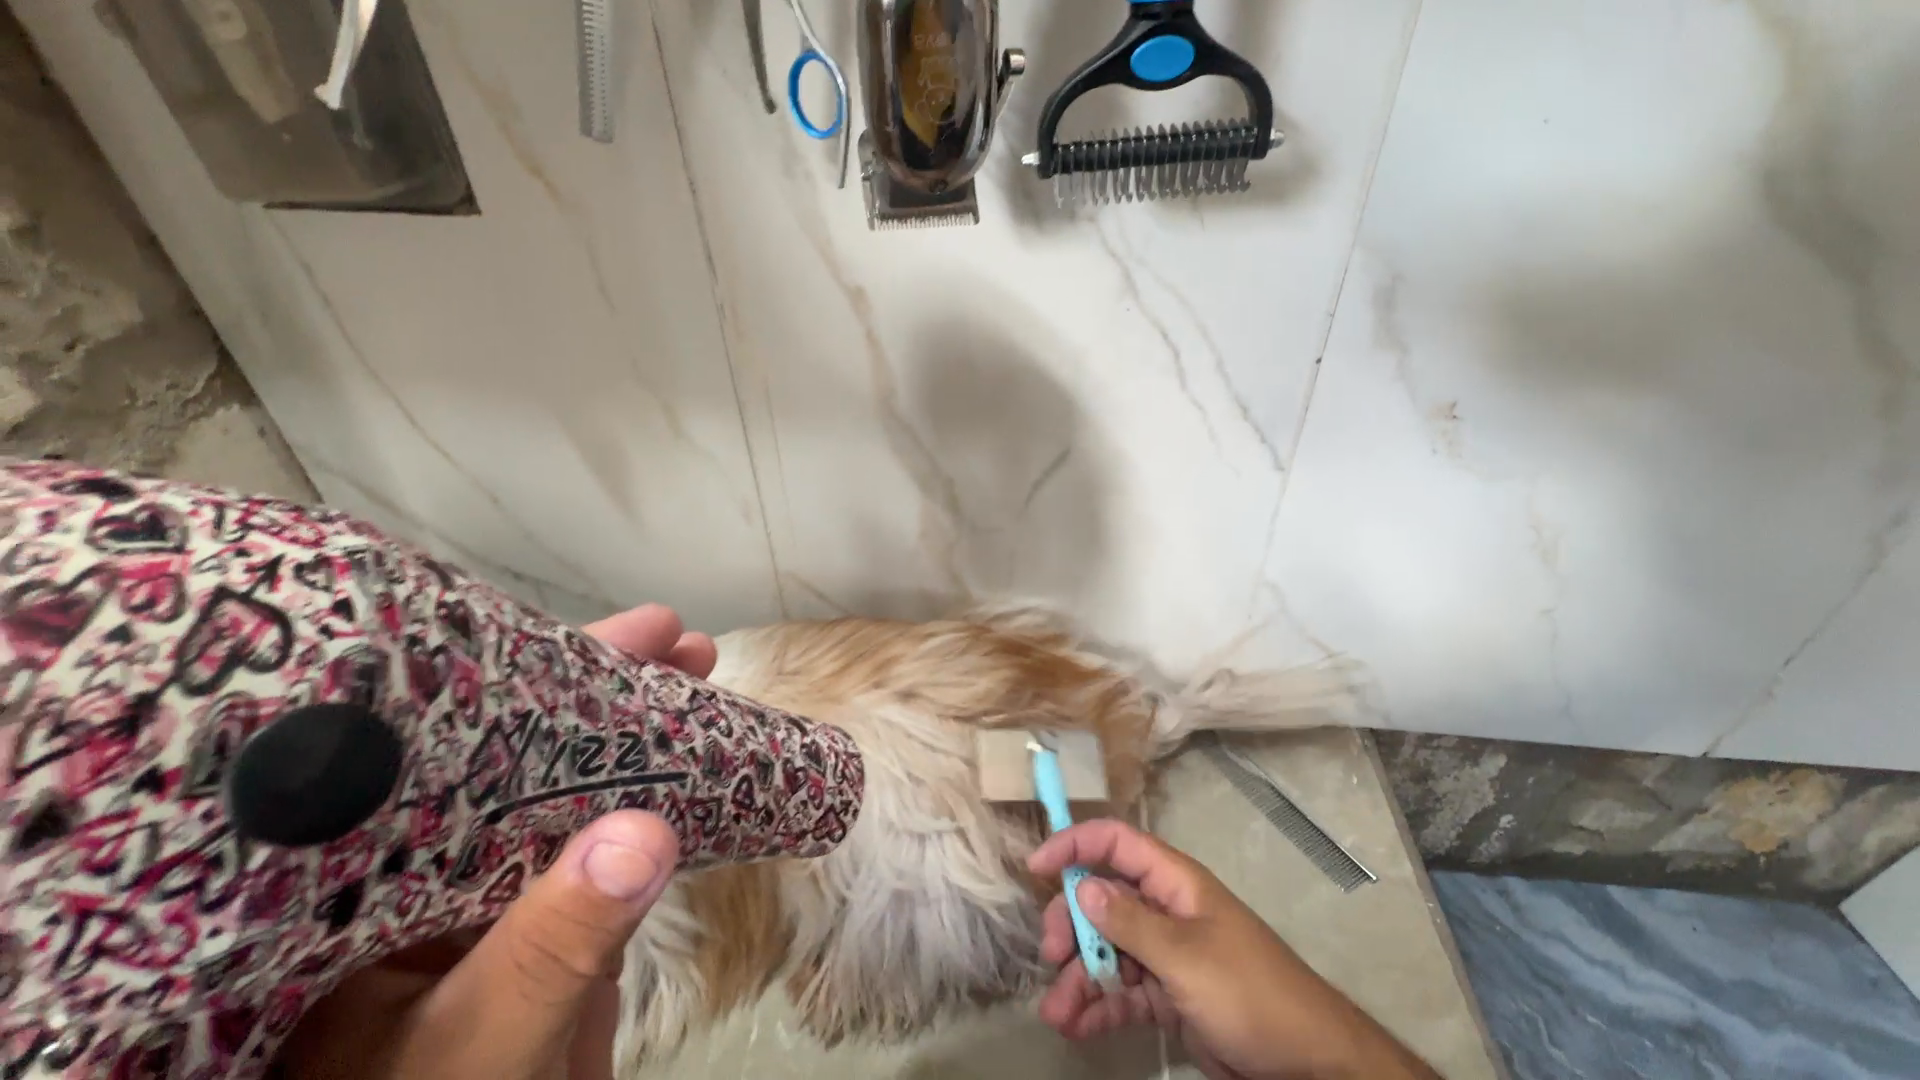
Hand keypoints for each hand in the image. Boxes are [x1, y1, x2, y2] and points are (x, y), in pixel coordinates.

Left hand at [277, 605, 716, 1079]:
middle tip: (677, 638)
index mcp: (381, 878)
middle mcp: (438, 872)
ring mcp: (496, 903)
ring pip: (571, 797)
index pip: (465, 751)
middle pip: (527, 757)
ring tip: (696, 675)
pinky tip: (692, 778)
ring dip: (636, 742)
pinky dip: (650, 812)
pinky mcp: (544, 936)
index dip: (550, 682)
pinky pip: (601, 857)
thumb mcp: (473, 1048)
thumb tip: (644, 830)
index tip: (628, 634)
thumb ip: (548, 950)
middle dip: (607, 693)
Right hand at [1028, 819, 1438, 1079]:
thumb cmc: (1249, 993)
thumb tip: (1082, 886)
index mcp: (1175, 883)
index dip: (1075, 845)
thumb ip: (1131, 922)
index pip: (1117, 843)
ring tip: (1057, 1014)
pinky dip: (1098, 1007)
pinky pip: (1122, 992)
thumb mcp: (1186, 957)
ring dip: (1079, 979)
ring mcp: (1166, 955)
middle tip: (1051, 957)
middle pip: (1102, 901)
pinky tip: (1077, 1026)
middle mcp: (1166, 911)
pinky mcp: (1168, 995)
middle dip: (1071, 925)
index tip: (1035, 867)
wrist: (1308, 1062)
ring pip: (1107, 952)